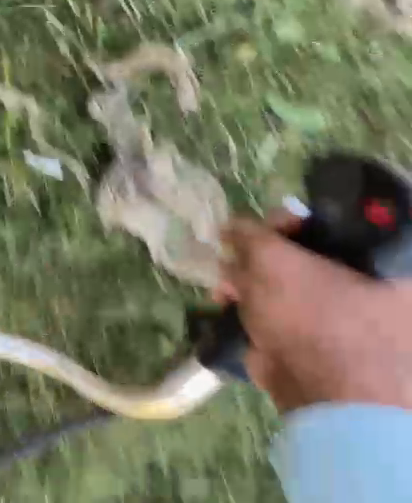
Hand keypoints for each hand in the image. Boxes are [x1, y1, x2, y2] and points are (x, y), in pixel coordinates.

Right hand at [217, 216, 411, 411]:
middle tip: (238, 258)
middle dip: (260, 256)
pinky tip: (231, 304)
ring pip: (286, 282)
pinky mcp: (323, 340)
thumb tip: (234, 223)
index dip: (295, 222)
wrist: (329, 395)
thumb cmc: (316, 318)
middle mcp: (377, 293)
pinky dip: (253, 304)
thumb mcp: (274, 260)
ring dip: (247, 280)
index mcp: (388, 272)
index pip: (337, 229)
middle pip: (305, 255)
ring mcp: (350, 320)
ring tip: (227, 289)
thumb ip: (251, 233)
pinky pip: (281, 308)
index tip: (266, 226)